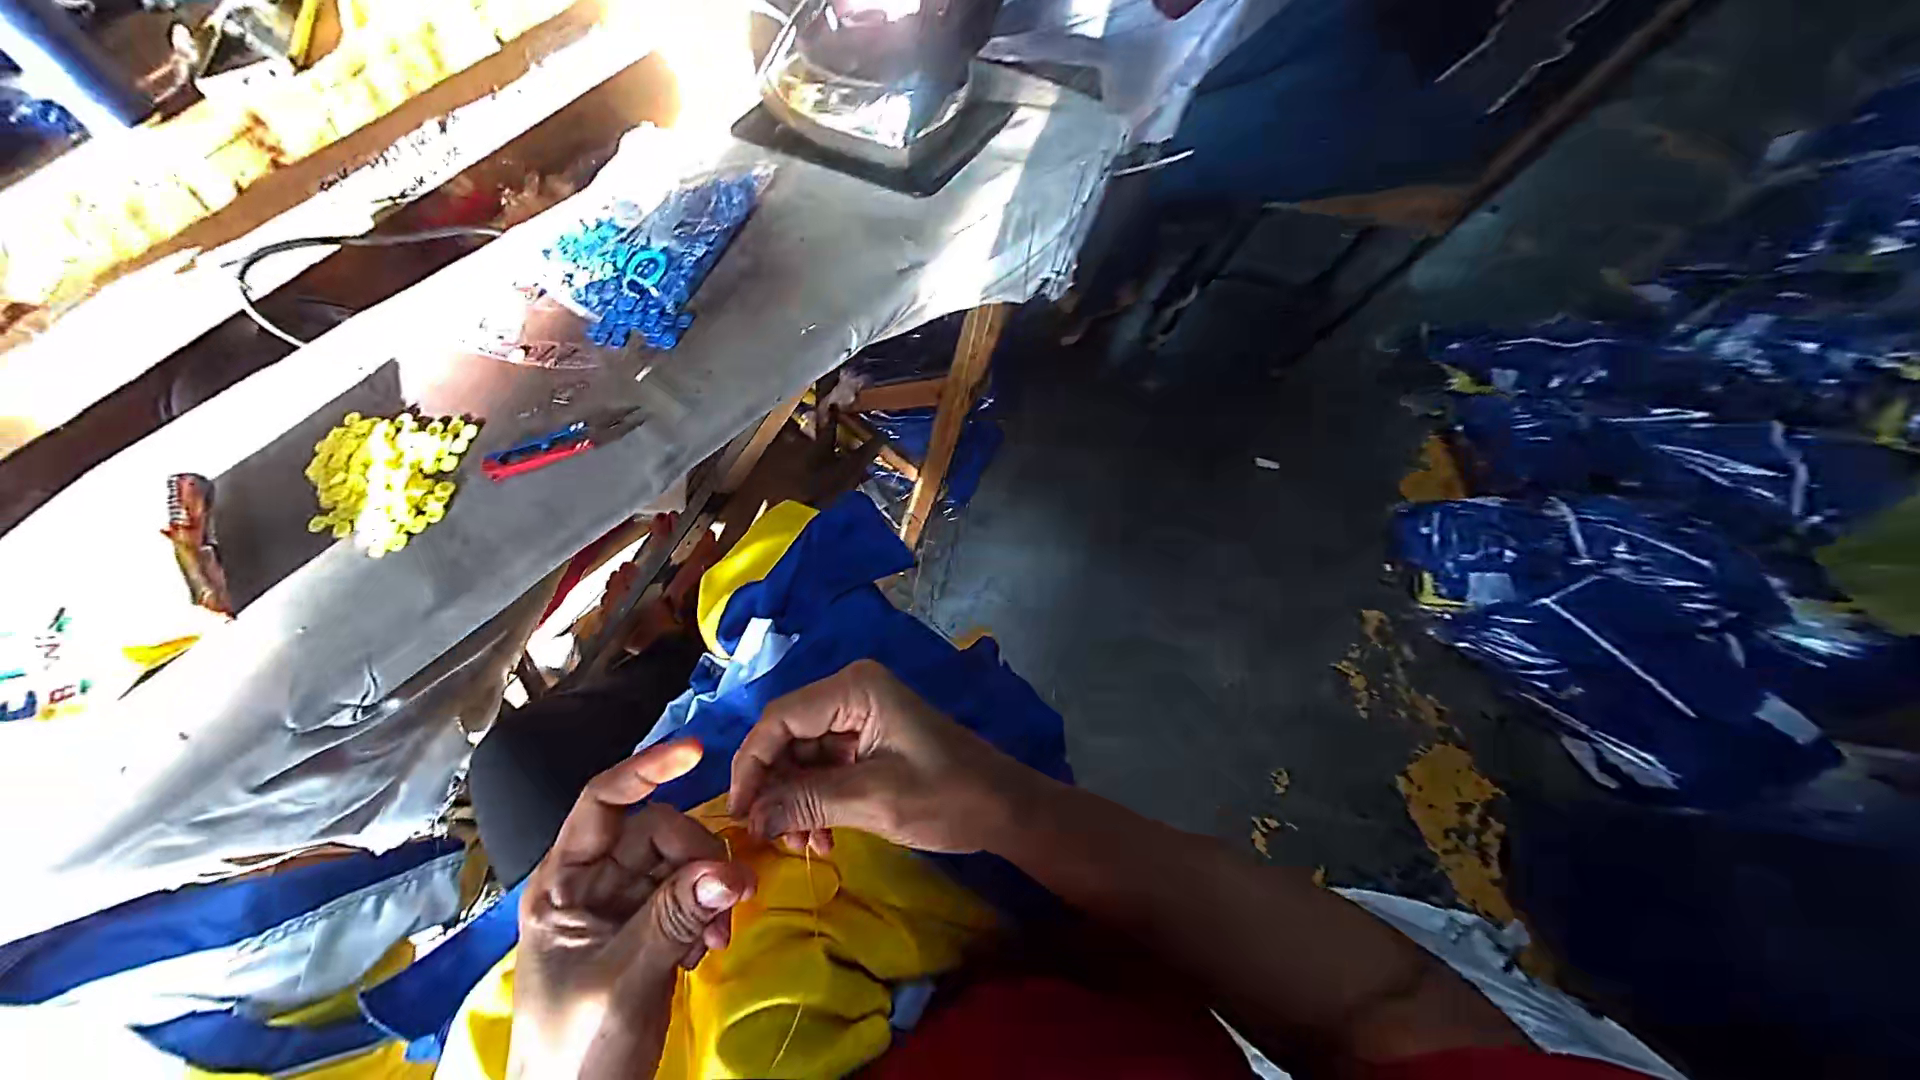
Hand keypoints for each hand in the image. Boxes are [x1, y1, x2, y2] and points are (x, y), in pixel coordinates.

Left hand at [512, 739, 754, 1079]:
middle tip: (731, 898)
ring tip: (717, 939)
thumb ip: (675, 918)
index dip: (645, 769)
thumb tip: (730, 871)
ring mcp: (626, 902)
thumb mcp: (622, 982)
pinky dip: (711, 911)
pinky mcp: (654, 923)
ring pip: (683, 859)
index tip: (695, 752)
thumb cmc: (574, 1054)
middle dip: (698, 856)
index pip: (601, 802)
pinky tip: (709, 948)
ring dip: (711, 888)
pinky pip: (694, 891)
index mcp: (564, 883)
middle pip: (659, 830)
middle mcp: (596, 881)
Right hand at [728, 660, 1030, 854]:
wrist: (1003, 806)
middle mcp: (851, 692)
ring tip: (805, 844)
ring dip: (796, 800)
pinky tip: (823, 836)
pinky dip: (816, 800)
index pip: (779, 719)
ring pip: (802, 755)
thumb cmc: (947, 796)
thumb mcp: (873, 800)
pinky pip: (824, 765)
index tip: (740, 815)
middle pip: (787, 736)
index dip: (752, 766)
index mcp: (854, 689)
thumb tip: (750, 819)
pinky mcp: (867, 738)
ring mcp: (860, 714)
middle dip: (777, 788)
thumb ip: (806, 802)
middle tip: (773, 837)